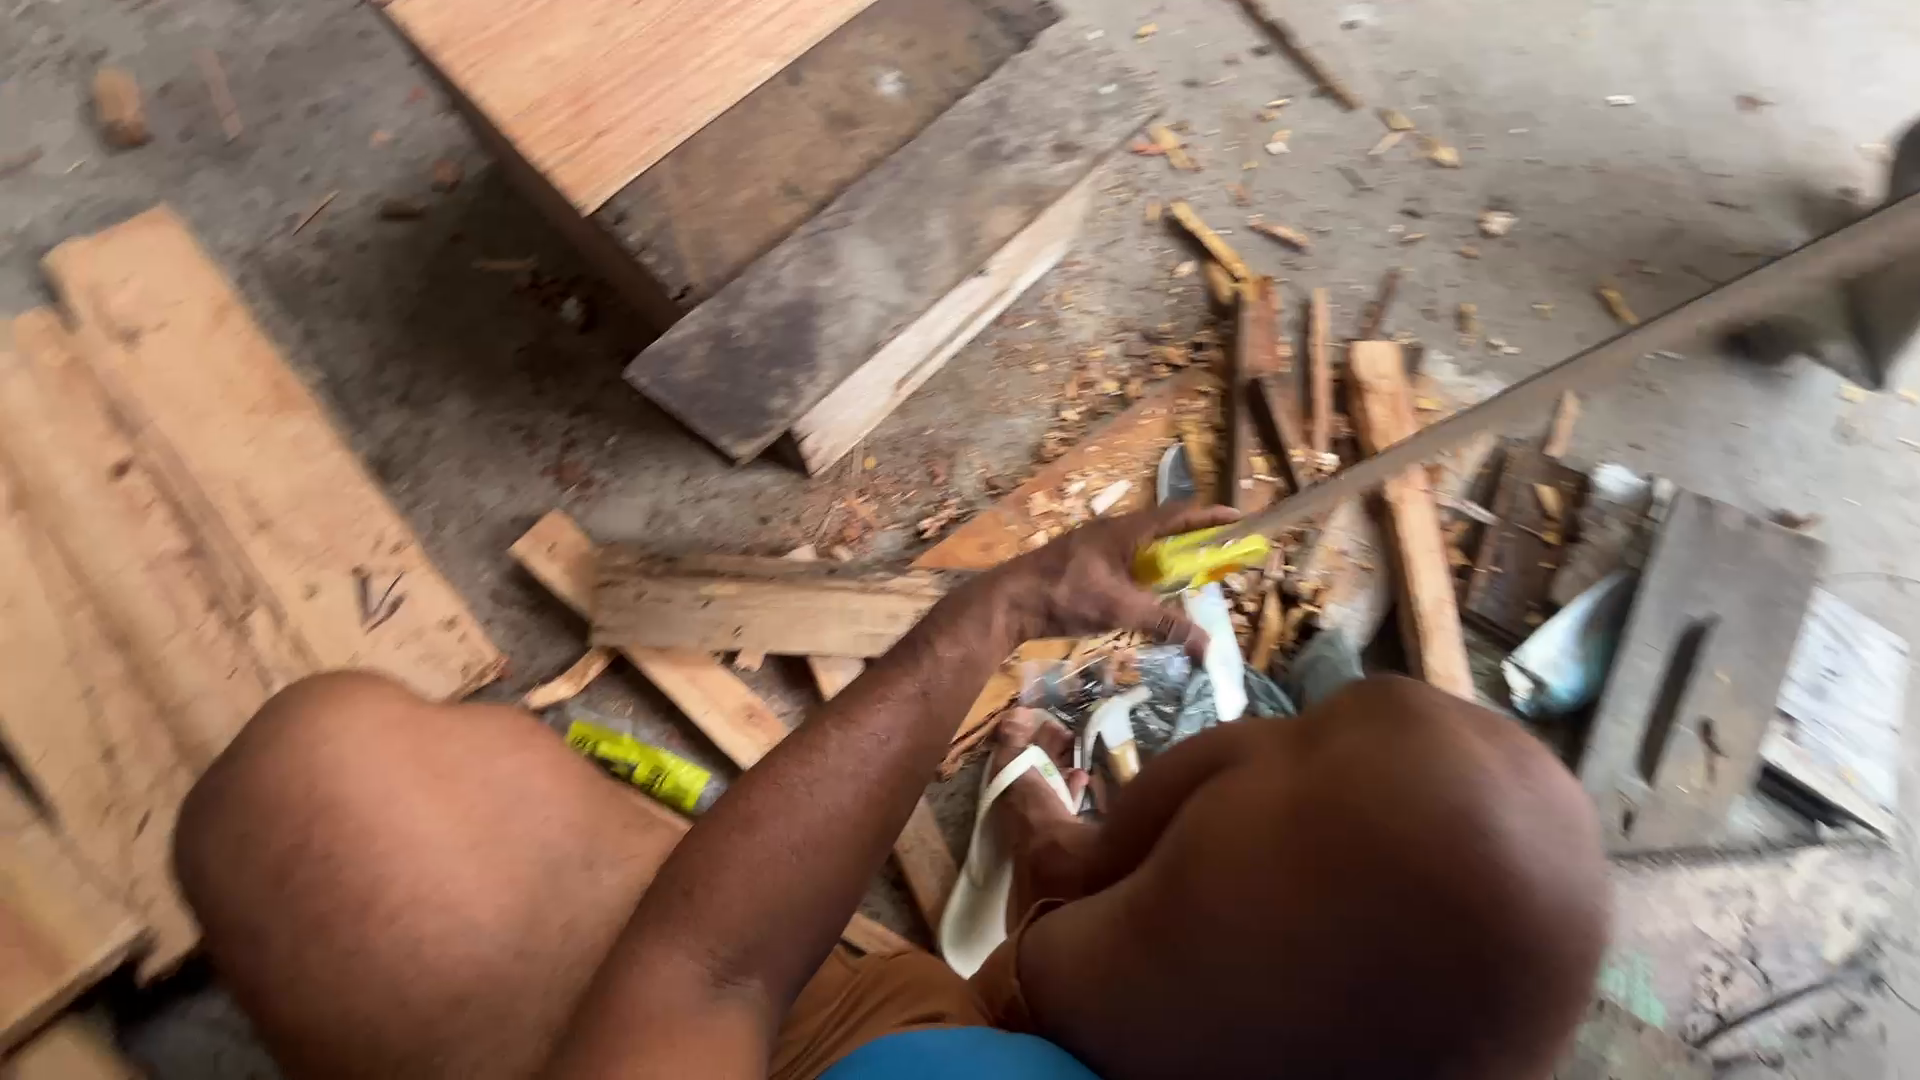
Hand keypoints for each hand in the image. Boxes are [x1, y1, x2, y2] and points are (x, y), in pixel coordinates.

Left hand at [982, 501, 1241, 658]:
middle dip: (1194, 545)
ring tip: (1191, 585)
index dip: (1210, 517)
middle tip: (1220, 562)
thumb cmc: (1066, 594)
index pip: (1179, 515)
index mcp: (1127, 530)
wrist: (1009, 601)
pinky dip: (1145, 580)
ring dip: (1168, 565)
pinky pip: (1126, 567)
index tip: (1240, 519)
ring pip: (1143, 552)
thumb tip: (1208, 648)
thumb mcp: (1122, 609)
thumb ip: (1166, 625)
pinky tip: (1150, 602)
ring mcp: (1095, 549)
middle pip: (1164, 532)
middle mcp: (1113, 533)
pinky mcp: (1083, 567)